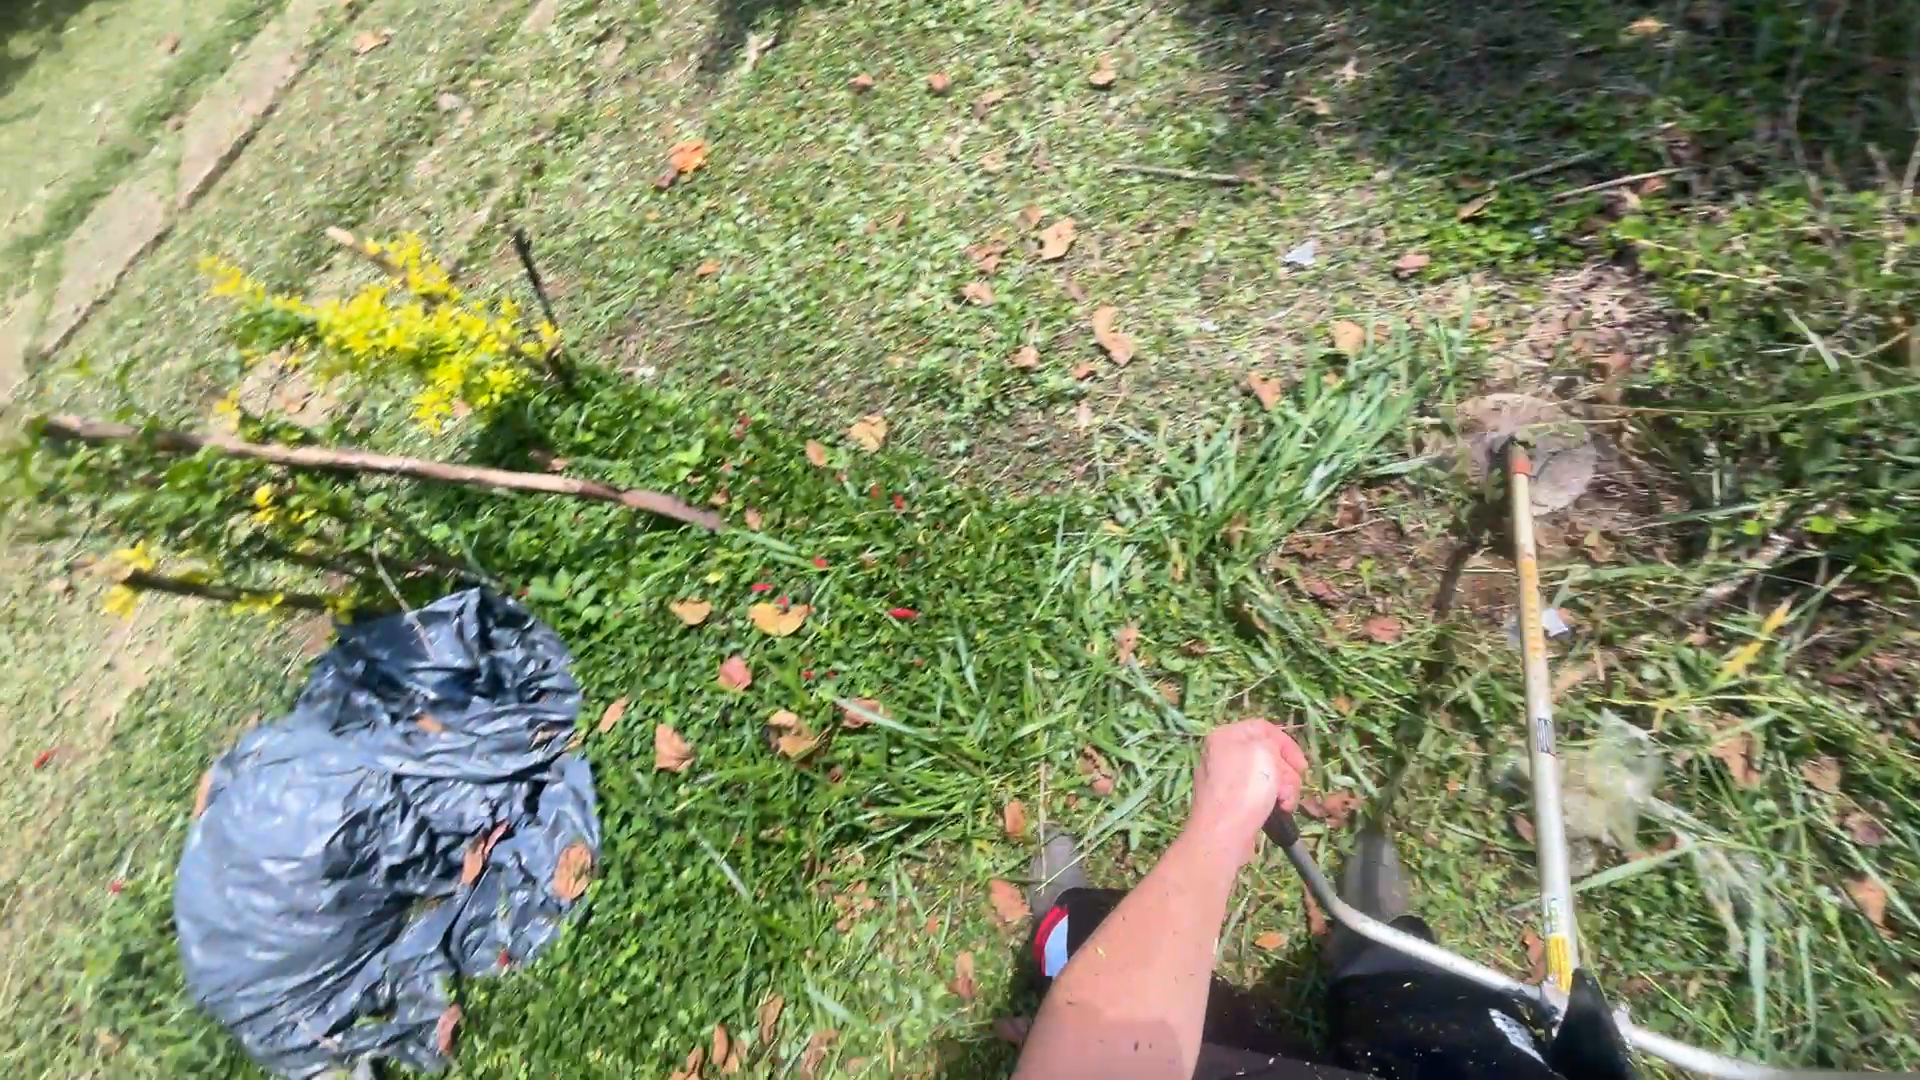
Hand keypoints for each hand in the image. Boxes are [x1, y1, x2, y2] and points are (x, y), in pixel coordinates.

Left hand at [1184, 719, 1307, 867]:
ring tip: (1282, 803)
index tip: (1301, 766)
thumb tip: (1270, 753)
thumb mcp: (1263, 750)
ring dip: (1283, 789)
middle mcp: (1222, 754)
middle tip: (1286, 788)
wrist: (1223, 832)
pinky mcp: (1231, 801)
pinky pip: (1259, 795)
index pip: (1263, 728)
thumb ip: (1270, 742)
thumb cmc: (1244, 786)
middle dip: (1286, 772)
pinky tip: (1277, 812)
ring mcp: (1226, 779)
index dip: (1287, 745)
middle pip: (1268, 755)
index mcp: (1226, 736)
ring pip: (1267, 777)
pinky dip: (1272, 802)